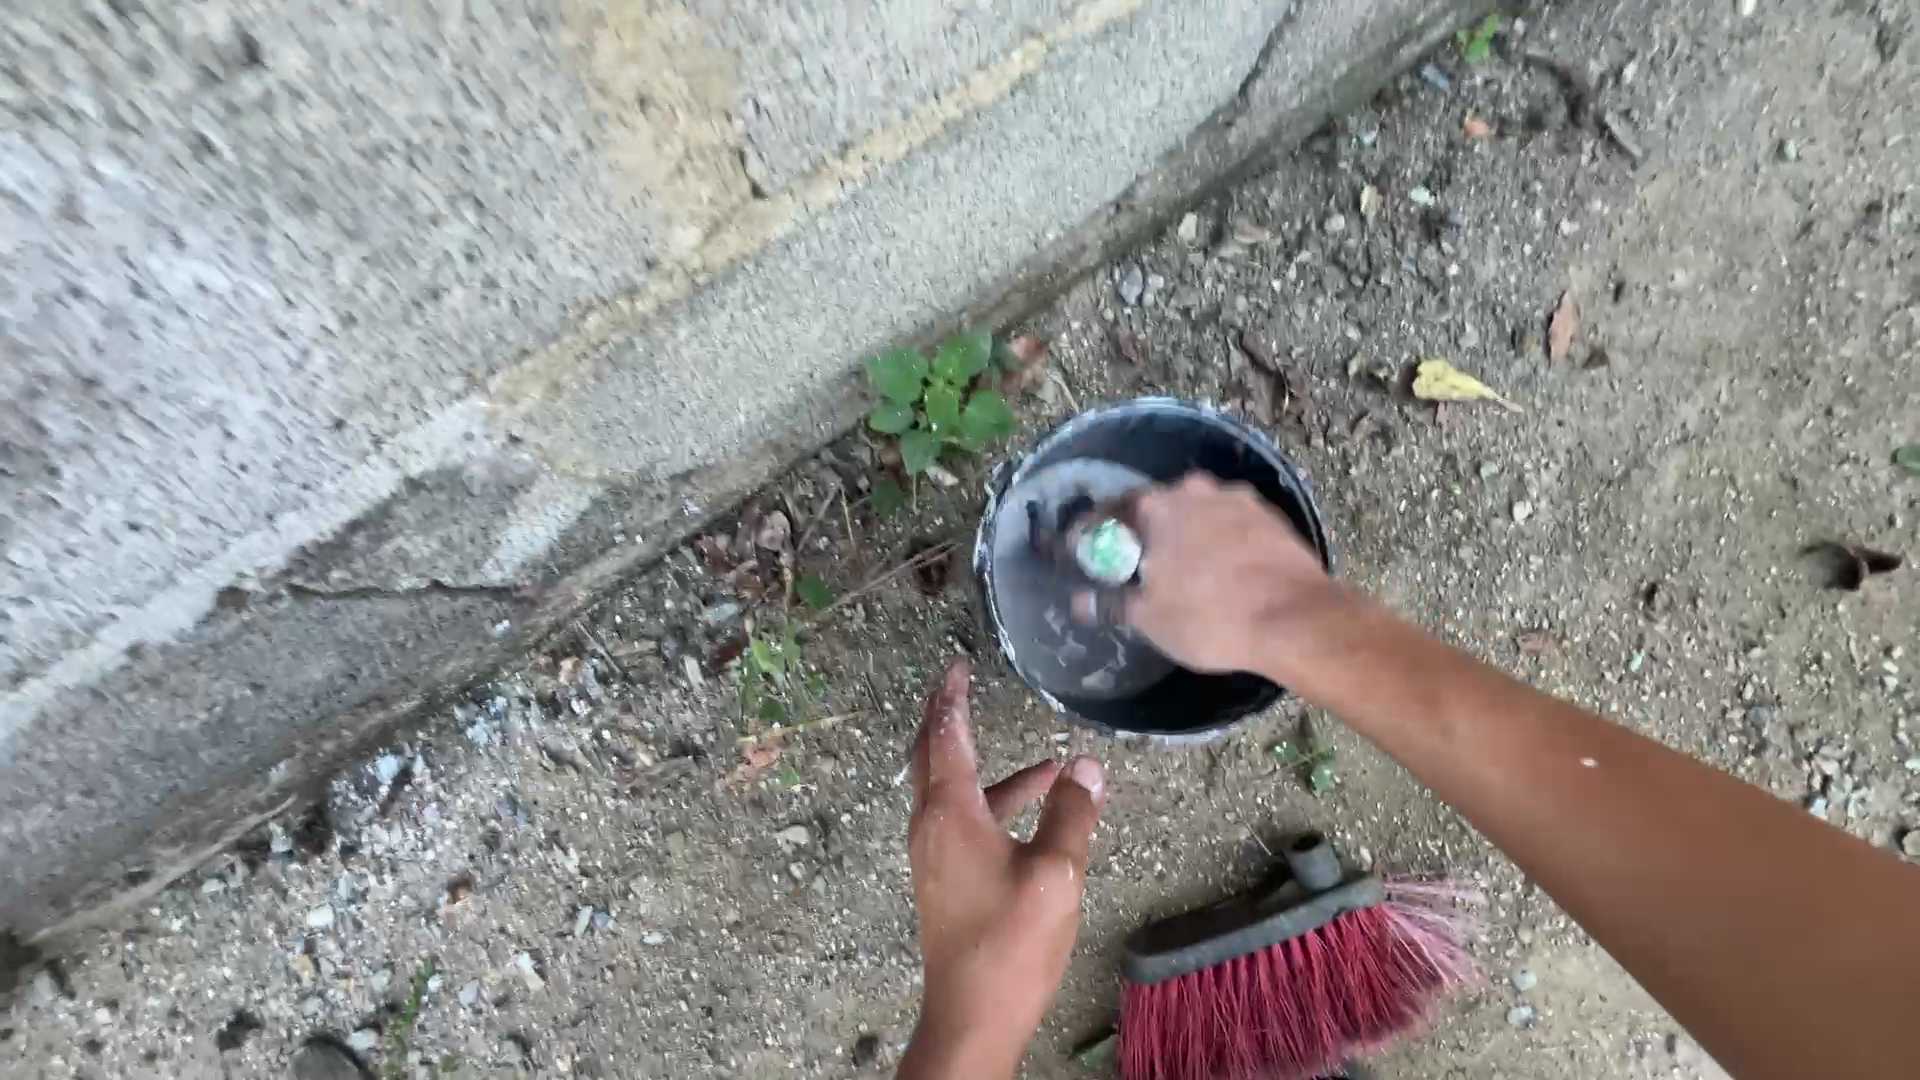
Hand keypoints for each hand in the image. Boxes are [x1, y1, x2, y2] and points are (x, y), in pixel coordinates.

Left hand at [899, 658, 1105, 1079]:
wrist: (971, 1018)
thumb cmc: (1010, 944)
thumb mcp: (1055, 875)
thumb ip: (1070, 815)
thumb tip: (1087, 766)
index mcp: (950, 812)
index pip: (946, 735)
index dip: (951, 697)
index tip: (954, 664)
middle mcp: (931, 823)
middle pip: (931, 753)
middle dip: (944, 716)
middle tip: (957, 683)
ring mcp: (933, 852)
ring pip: (948, 787)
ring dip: (983, 765)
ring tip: (1043, 762)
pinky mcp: (944, 876)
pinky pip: (962, 818)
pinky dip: (994, 802)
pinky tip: (1037, 815)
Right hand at [1099, 472, 1337, 674]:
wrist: (1296, 620)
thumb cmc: (1211, 617)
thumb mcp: (1151, 619)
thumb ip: (1112, 603)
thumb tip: (1080, 602)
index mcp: (1157, 508)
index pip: (1113, 513)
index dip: (1098, 535)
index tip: (1092, 554)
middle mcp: (1195, 491)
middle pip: (1159, 509)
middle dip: (1148, 533)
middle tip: (1143, 566)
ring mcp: (1238, 500)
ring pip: (1199, 514)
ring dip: (1189, 534)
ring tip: (1188, 570)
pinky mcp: (1272, 517)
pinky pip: (1232, 525)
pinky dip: (1223, 542)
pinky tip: (1225, 570)